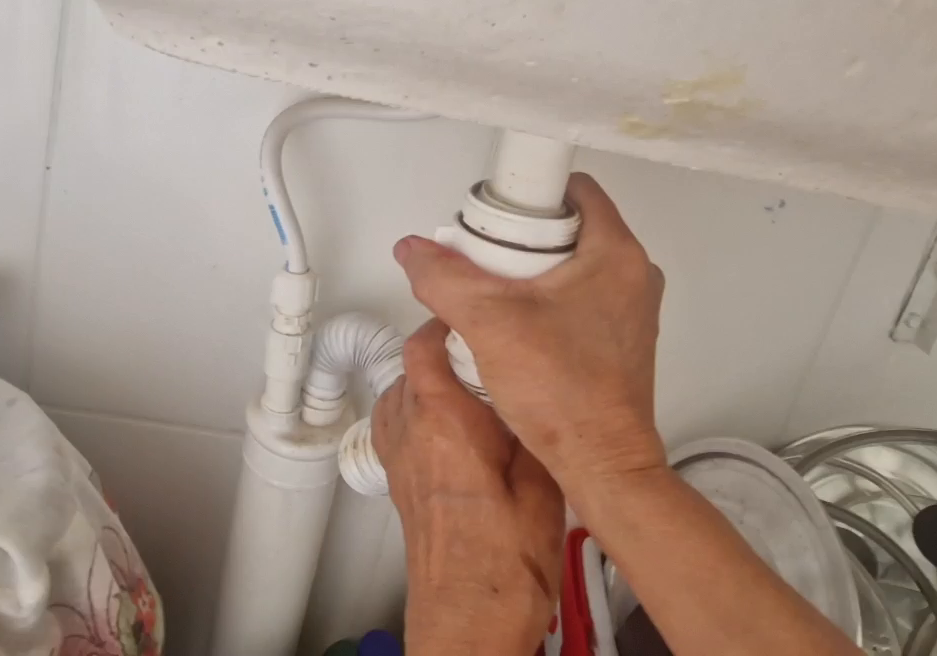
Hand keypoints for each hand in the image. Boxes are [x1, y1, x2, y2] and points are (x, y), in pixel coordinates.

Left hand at [373, 319, 563, 654]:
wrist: (468, 618)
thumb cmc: (502, 565)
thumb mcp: (542, 484)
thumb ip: (533, 428)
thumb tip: (532, 396)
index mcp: (445, 420)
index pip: (425, 344)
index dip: (447, 323)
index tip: (474, 318)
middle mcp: (412, 431)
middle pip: (412, 363)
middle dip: (444, 350)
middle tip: (484, 356)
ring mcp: (399, 455)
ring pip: (400, 389)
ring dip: (427, 378)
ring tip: (468, 387)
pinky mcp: (397, 478)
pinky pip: (394, 421)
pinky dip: (413, 408)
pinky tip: (445, 422)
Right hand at [393, 172, 667, 495]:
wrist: (603, 466)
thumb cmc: (561, 389)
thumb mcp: (486, 321)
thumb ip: (442, 277)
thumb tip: (410, 249)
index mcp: (616, 252)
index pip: (574, 188)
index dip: (528, 192)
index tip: (492, 217)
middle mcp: (634, 274)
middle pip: (569, 225)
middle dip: (521, 235)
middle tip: (481, 255)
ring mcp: (632, 309)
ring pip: (572, 262)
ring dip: (530, 269)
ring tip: (490, 289)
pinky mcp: (622, 339)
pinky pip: (579, 295)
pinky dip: (545, 297)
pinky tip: (513, 322)